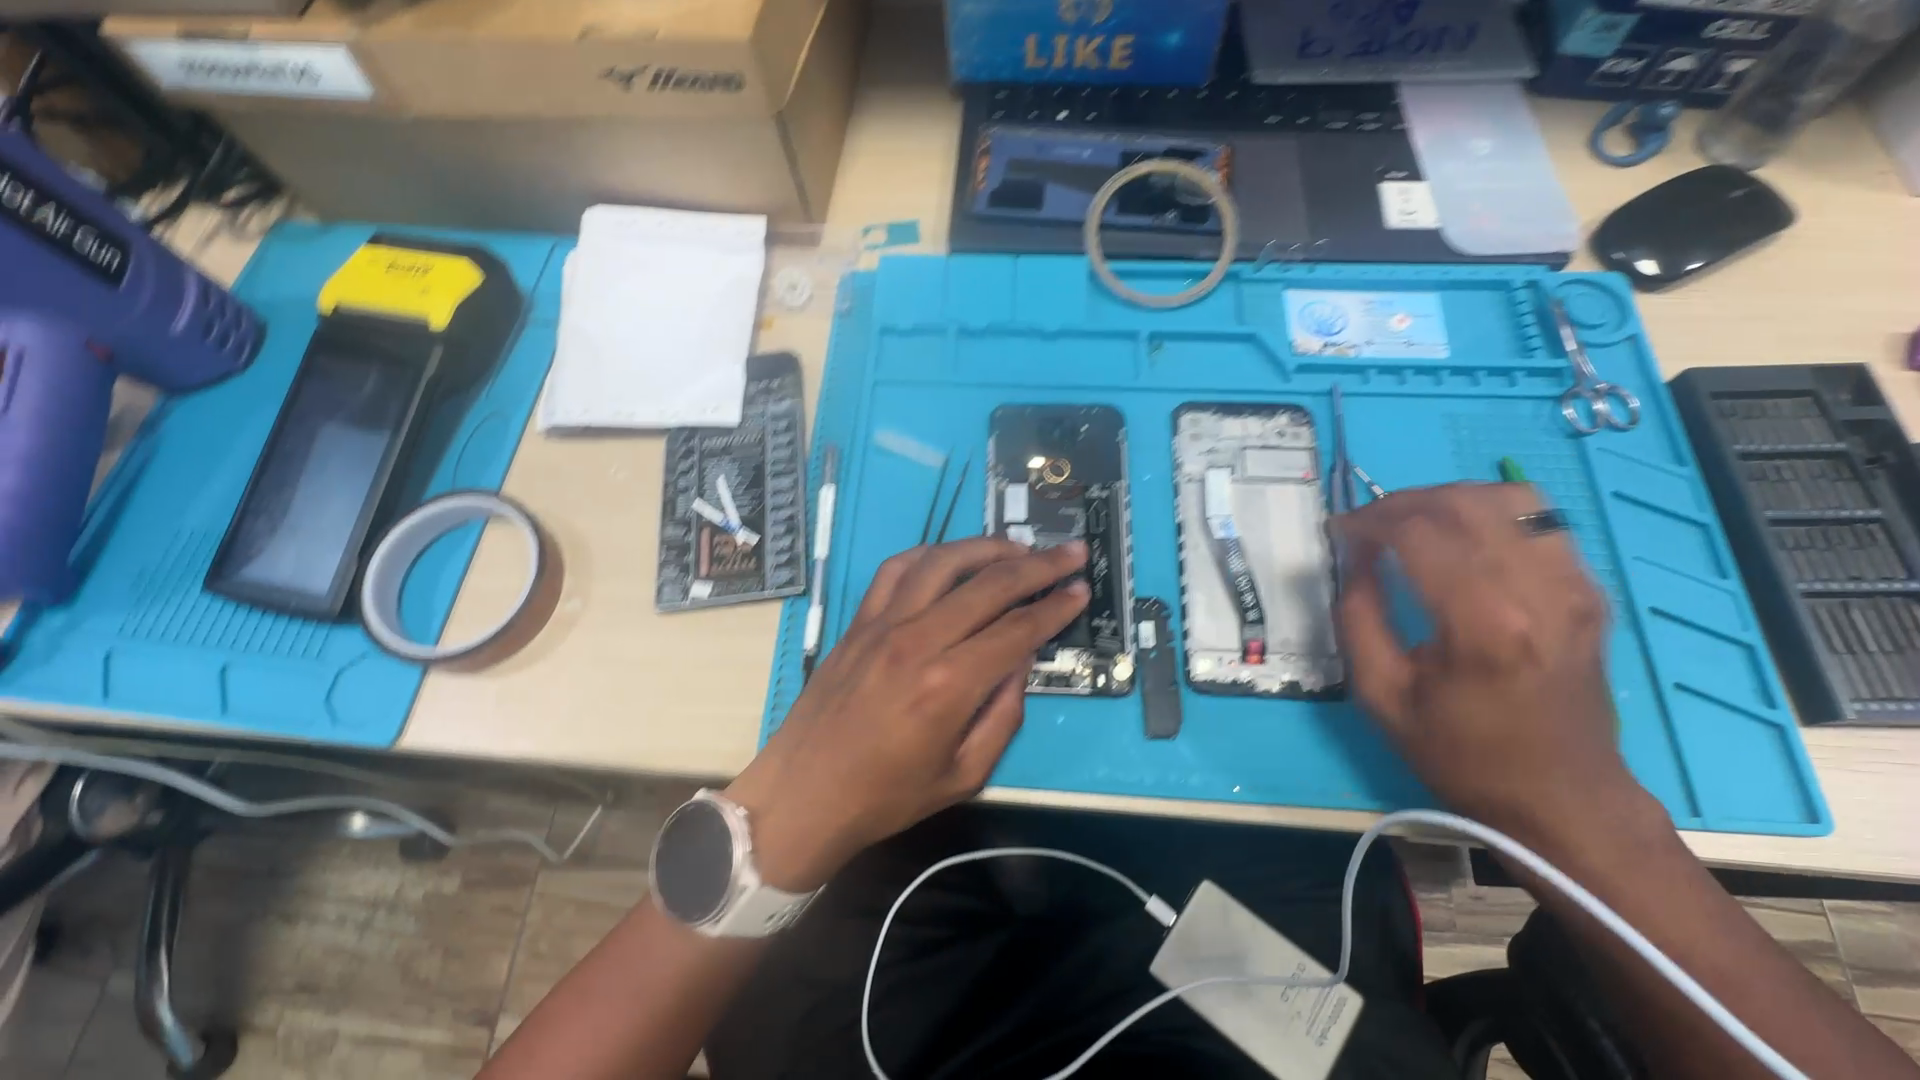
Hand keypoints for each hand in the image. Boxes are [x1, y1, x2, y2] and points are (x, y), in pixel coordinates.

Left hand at [725, 537, 1089, 890]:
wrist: (803, 794)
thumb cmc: (886, 796)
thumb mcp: (963, 775)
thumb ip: (1003, 716)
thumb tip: (1022, 662)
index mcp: (949, 685)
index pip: (1018, 629)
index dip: (1056, 607)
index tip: (1082, 590)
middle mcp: (918, 641)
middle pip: (989, 585)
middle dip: (1039, 565)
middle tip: (1072, 552)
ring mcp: (882, 625)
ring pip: (943, 563)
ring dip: (987, 548)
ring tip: (1019, 547)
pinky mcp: (857, 622)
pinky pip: (895, 570)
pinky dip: (930, 554)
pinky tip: (952, 556)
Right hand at [1335, 483, 1642, 838]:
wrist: (1562, 797)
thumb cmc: (1461, 755)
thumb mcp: (1382, 696)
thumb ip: (1357, 617)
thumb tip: (1353, 557)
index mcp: (1482, 624)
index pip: (1418, 532)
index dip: (1369, 521)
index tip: (1340, 532)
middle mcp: (1537, 590)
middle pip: (1462, 503)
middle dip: (1403, 502)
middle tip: (1369, 525)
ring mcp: (1574, 585)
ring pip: (1509, 497)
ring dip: (1449, 499)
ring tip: (1415, 524)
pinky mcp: (1589, 590)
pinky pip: (1539, 521)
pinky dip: (1490, 516)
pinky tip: (1463, 542)